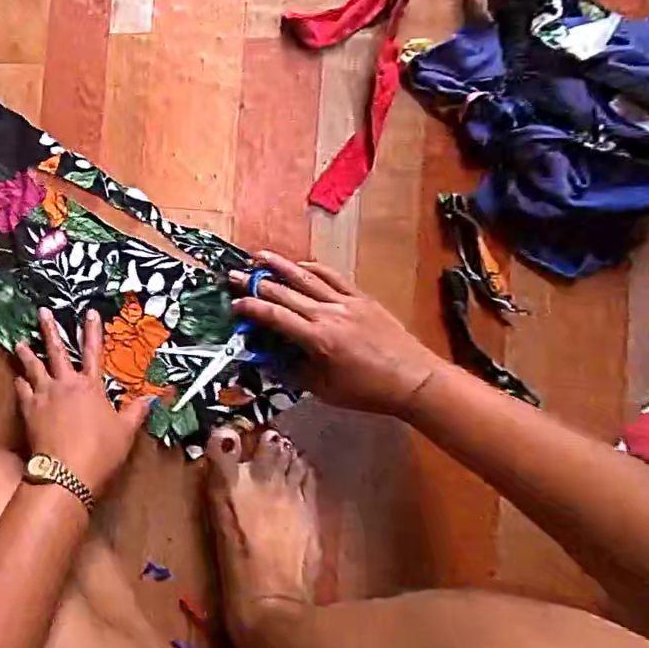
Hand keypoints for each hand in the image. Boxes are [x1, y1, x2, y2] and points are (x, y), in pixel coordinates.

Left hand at [14, 307, 148, 497]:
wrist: (66, 472)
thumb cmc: (100, 451)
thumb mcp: (125, 432)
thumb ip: (135, 412)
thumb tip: (151, 398)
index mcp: (91, 386)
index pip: (94, 352)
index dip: (92, 331)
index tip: (89, 312)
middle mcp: (66, 384)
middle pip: (57, 351)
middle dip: (50, 330)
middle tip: (43, 312)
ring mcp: (45, 395)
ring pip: (34, 367)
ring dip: (27, 354)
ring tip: (20, 342)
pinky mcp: (29, 410)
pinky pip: (22, 391)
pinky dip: (20, 383)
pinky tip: (17, 378)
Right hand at [230, 253, 447, 416]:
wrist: (414, 380)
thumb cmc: (368, 391)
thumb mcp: (324, 390)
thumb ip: (293, 372)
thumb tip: (269, 360)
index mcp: (317, 339)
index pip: (275, 316)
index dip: (251, 308)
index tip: (234, 304)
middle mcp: (328, 315)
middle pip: (284, 292)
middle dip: (255, 283)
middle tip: (234, 275)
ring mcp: (346, 302)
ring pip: (306, 278)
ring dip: (280, 266)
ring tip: (258, 256)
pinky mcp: (361, 298)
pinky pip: (333, 277)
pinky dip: (313, 268)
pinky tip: (299, 265)